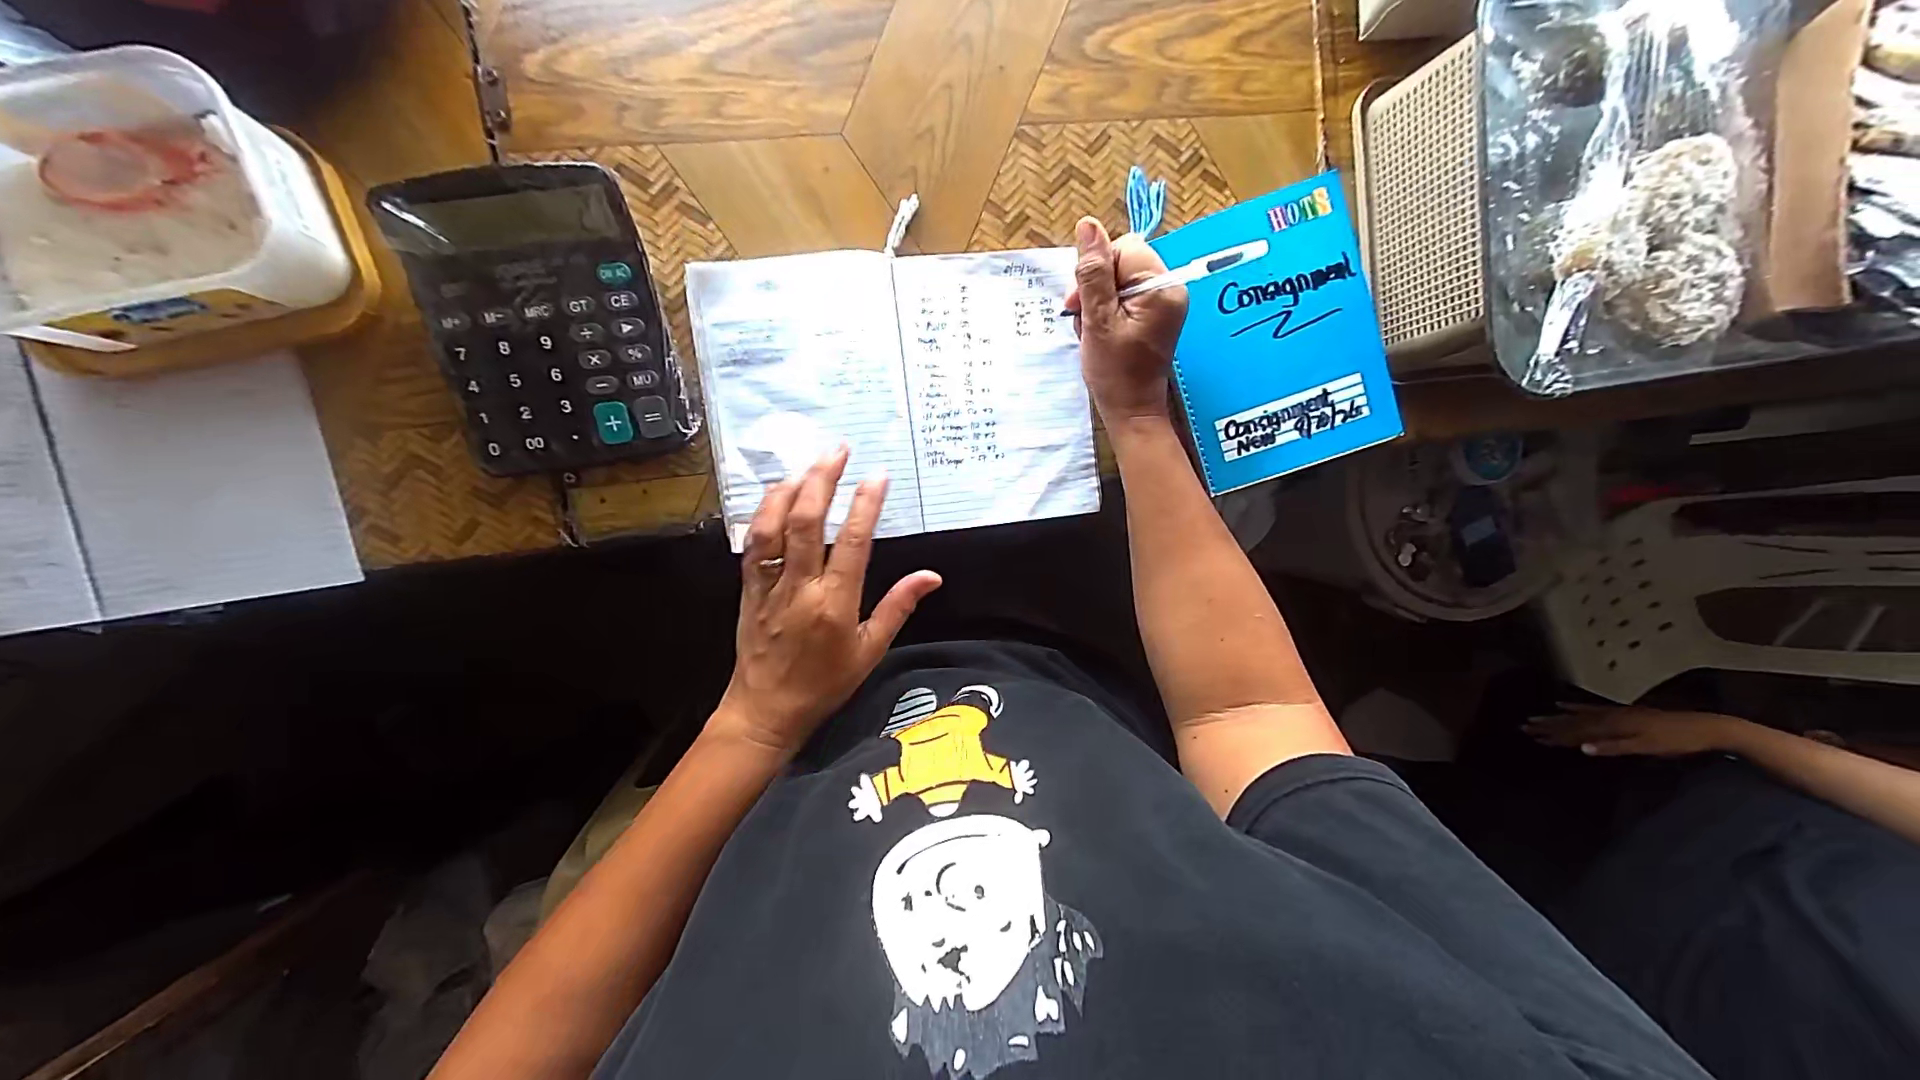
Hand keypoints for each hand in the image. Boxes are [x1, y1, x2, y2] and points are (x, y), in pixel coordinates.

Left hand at [710, 447, 942, 756]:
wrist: (766, 711)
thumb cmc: (824, 684)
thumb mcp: (869, 652)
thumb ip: (898, 608)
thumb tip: (931, 576)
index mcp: (835, 604)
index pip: (853, 542)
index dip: (865, 505)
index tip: (877, 476)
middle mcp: (800, 588)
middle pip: (808, 522)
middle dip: (823, 480)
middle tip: (838, 450)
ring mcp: (769, 585)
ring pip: (775, 527)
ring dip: (790, 490)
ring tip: (808, 465)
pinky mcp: (749, 588)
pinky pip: (753, 544)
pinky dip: (764, 514)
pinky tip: (776, 496)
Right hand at [1064, 217, 1188, 424]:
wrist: (1131, 411)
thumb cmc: (1114, 372)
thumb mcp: (1097, 320)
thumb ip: (1093, 273)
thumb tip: (1087, 226)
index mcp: (1161, 288)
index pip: (1125, 248)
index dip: (1098, 268)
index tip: (1080, 302)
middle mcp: (1169, 289)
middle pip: (1123, 261)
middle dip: (1096, 286)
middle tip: (1081, 317)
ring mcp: (1163, 303)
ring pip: (1120, 280)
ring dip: (1098, 301)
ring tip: (1091, 330)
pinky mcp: (1155, 316)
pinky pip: (1125, 297)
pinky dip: (1107, 311)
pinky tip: (1099, 332)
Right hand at [1524, 704, 1746, 757]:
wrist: (1706, 727)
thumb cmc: (1677, 742)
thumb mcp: (1646, 747)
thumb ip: (1613, 747)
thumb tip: (1582, 748)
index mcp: (1612, 727)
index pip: (1575, 732)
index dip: (1553, 734)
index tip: (1532, 735)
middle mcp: (1608, 717)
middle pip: (1572, 722)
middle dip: (1548, 725)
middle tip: (1525, 725)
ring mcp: (1615, 713)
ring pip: (1578, 715)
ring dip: (1557, 717)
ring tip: (1537, 716)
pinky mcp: (1623, 712)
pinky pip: (1592, 708)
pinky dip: (1576, 707)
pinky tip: (1564, 704)